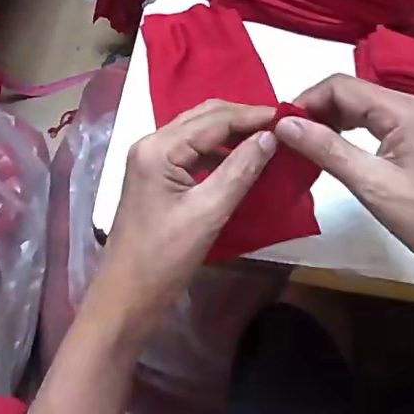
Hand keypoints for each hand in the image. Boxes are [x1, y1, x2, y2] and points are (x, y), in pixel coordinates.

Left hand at [93, 100, 279, 341]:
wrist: (126, 298)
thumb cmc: (164, 258)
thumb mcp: (208, 212)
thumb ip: (240, 169)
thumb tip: (270, 136)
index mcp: (159, 148)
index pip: (215, 118)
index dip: (253, 115)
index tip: (288, 117)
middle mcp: (152, 143)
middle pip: (206, 116)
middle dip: (244, 118)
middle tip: (281, 125)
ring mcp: (153, 159)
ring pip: (200, 130)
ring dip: (233, 131)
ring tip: (268, 138)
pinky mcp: (158, 175)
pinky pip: (194, 149)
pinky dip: (221, 148)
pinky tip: (243, 158)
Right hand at [275, 75, 413, 288]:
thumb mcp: (372, 184)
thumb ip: (327, 149)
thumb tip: (285, 125)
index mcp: (403, 109)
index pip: (342, 86)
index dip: (307, 100)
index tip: (279, 125)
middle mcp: (410, 106)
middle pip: (352, 93)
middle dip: (316, 109)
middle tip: (286, 137)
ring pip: (362, 108)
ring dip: (331, 121)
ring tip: (302, 144)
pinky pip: (374, 124)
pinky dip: (348, 133)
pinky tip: (332, 150)